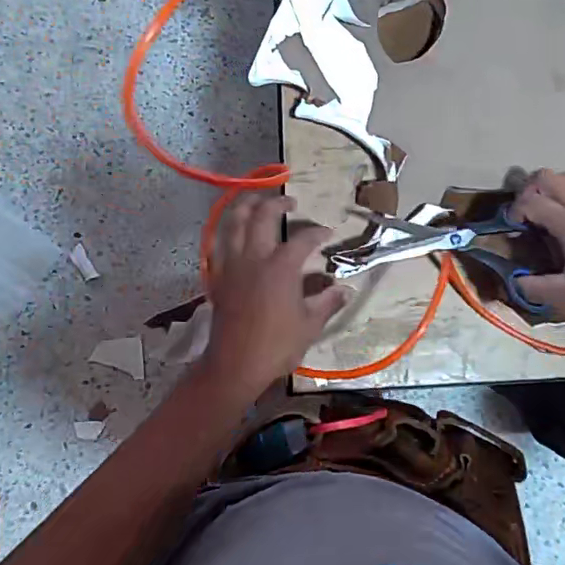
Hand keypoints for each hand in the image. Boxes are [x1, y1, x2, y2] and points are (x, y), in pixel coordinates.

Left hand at [197, 193, 351, 399]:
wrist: (235, 365)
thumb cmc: (277, 346)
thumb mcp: (311, 324)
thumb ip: (328, 302)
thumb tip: (346, 289)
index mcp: (282, 267)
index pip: (304, 239)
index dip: (318, 233)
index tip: (327, 233)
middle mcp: (255, 257)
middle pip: (263, 216)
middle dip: (278, 204)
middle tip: (290, 203)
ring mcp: (232, 265)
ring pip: (234, 223)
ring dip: (246, 206)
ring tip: (256, 199)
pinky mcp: (218, 277)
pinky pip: (219, 244)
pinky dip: (227, 231)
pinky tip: (233, 231)